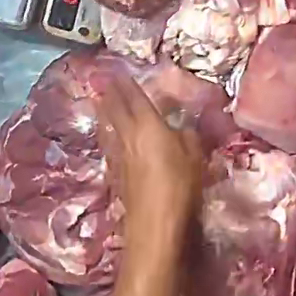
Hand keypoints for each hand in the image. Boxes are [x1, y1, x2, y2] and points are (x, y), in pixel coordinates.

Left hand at [93, 73, 202, 255]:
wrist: (153, 223)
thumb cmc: (179, 184)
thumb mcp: (194, 155)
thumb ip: (186, 136)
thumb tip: (180, 127)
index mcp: (146, 124)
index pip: (134, 97)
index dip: (127, 84)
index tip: (119, 72)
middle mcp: (127, 134)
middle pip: (114, 108)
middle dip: (110, 94)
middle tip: (104, 82)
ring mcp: (117, 154)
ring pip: (107, 126)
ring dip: (104, 112)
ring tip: (100, 103)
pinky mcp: (114, 172)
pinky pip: (108, 144)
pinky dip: (106, 134)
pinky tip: (108, 137)